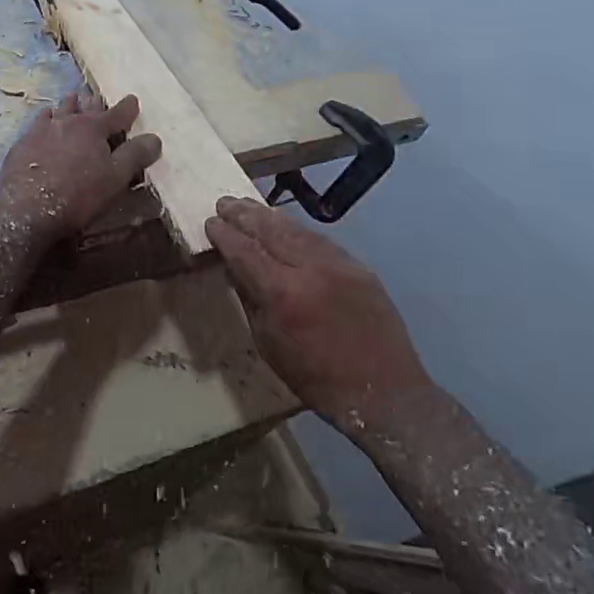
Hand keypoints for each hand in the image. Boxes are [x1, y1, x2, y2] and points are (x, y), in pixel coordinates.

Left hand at [0, 93, 162, 246]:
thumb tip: (154, 137)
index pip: (116, 113)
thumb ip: (135, 155)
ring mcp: (40, 131)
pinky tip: (43, 125)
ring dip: (67, 107)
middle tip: (96, 98)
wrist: (27, 212)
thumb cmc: (78, 196)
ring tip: (70, 101)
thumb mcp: (115, 178)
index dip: (128, 108)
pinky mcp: (21, 145)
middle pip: (84, 107)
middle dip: (93, 103)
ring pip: (58, 111)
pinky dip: (45, 121)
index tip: (133, 100)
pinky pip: (37, 125)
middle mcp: (67, 122)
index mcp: (93, 128)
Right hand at [205, 197, 431, 428]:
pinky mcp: (358, 266)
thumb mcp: (269, 344)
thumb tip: (234, 269)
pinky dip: (297, 229)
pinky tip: (285, 225)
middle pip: (271, 230)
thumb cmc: (316, 378)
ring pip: (297, 229)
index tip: (210, 222)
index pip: (245, 252)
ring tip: (249, 207)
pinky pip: (320, 240)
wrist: (384, 391)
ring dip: (269, 216)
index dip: (225, 235)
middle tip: (224, 202)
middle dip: (244, 215)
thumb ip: (250, 300)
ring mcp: (339, 264)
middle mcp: (311, 269)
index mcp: (283, 294)